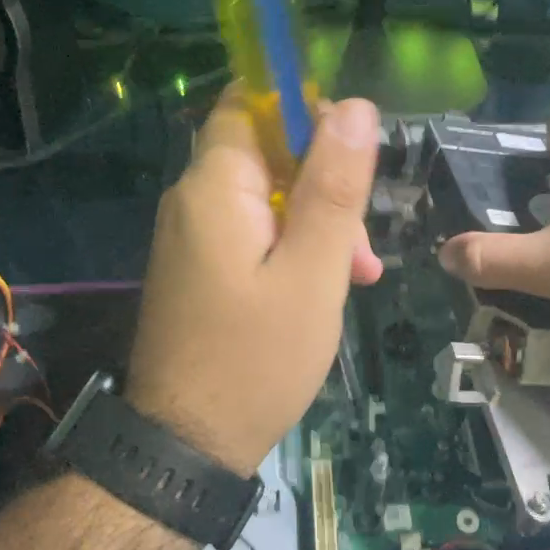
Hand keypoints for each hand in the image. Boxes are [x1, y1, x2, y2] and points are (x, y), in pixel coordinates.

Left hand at [125, 93, 382, 472]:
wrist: (187, 446)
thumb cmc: (257, 359)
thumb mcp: (313, 272)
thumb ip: (334, 187)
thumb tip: (354, 105)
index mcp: (215, 187)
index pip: (250, 103)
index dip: (304, 112)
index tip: (352, 154)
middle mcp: (193, 200)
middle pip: (266, 153)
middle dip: (324, 183)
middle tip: (362, 242)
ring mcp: (192, 237)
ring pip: (267, 197)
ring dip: (317, 222)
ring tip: (359, 273)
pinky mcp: (199, 269)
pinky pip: (252, 234)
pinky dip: (293, 248)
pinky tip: (328, 286)